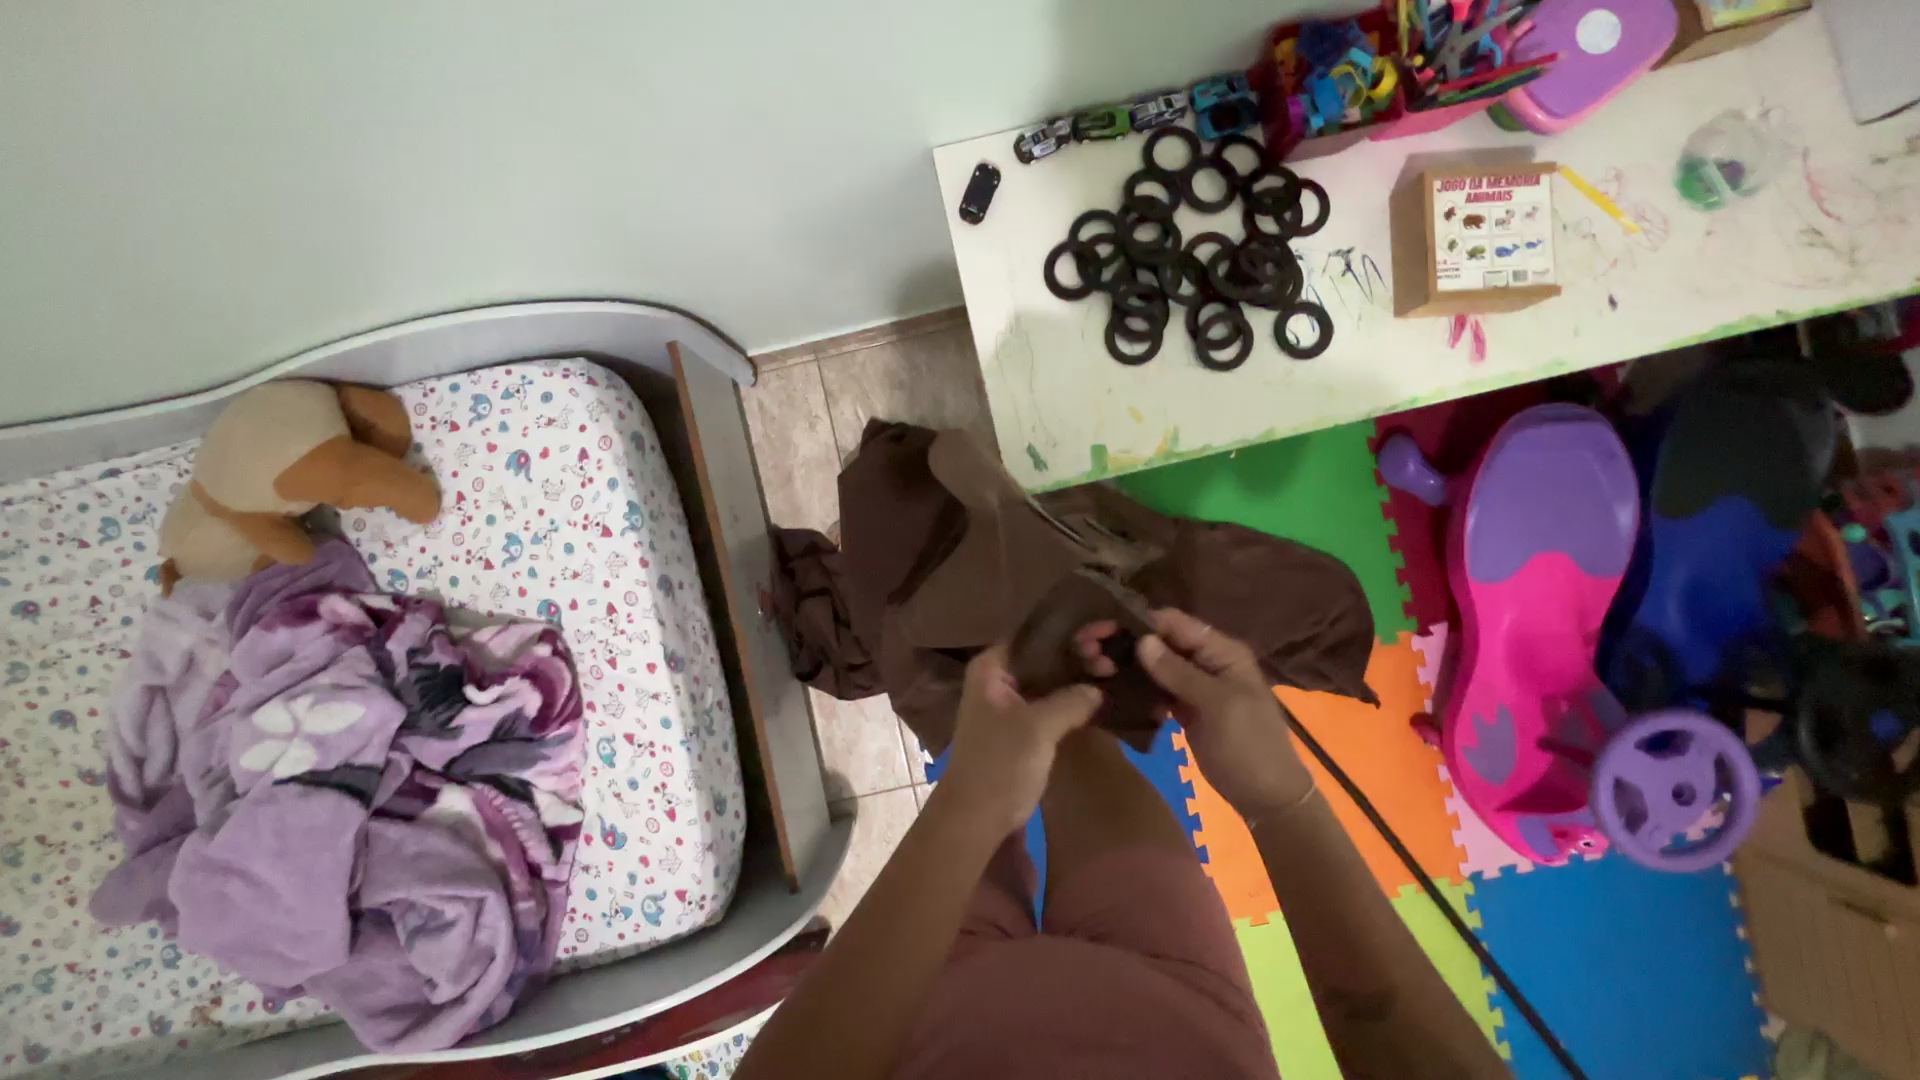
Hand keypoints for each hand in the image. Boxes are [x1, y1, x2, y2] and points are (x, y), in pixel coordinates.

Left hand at [939, 645, 1102, 835]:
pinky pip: (1052, 704)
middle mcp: (998, 679)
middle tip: (1114, 653)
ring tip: (1115, 671)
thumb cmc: (1000, 764)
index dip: (1069, 631)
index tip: (1104, 629)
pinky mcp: (1022, 729)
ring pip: (1050, 680)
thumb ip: (1070, 700)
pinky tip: (1102, 698)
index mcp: (991, 667)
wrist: (977, 818)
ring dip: (1078, 677)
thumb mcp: (1038, 727)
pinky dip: (1073, 701)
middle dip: (1078, 653)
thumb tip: (1098, 689)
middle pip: (1043, 656)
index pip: (1034, 634)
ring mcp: (1009, 705)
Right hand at [1080, 608, 1311, 816]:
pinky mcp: (1183, 708)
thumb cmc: (1249, 745)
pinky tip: (1109, 688)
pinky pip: (1156, 688)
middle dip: (1126, 643)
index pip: (1174, 623)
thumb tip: (1142, 640)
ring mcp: (1194, 685)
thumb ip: (1179, 672)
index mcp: (1222, 651)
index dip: (1139, 623)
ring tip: (1093, 668)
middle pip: (1160, 640)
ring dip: (1127, 665)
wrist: (1267, 797)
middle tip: (1089, 653)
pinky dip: (1136, 686)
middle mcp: (1206, 660)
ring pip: (1154, 664)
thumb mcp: (1217, 705)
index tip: (1102, 631)